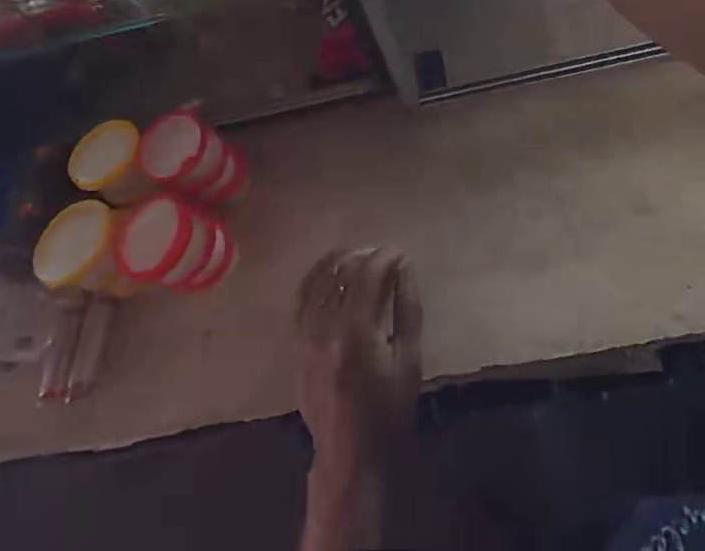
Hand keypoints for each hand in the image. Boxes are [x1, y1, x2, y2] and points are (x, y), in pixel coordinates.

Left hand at [295, 248, 422, 479]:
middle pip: (342, 272)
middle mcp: (324, 325)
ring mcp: (305, 331)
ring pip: (319, 278)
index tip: (400, 252)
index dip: (384, 258)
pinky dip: (317, 276)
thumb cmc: (388, 412)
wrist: (349, 452)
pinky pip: (302, 295)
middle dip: (365, 256)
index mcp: (355, 332)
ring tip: (361, 255)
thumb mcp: (409, 363)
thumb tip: (406, 268)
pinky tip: (331, 270)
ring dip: (340, 261)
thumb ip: (408, 310)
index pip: (367, 276)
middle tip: (385, 253)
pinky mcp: (295, 338)